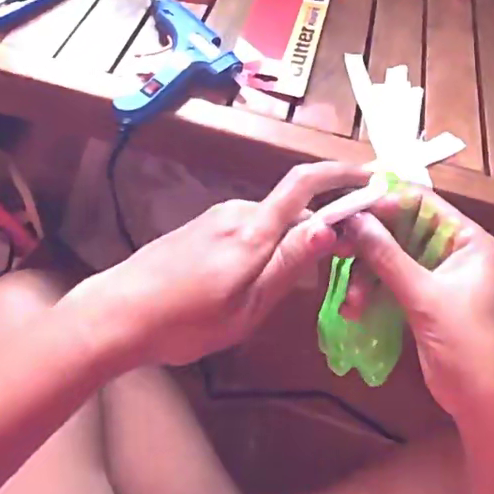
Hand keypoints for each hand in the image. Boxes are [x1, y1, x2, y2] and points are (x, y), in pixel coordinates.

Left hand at [65, 161, 375, 368]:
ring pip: (272, 222)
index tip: (372, 178)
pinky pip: (250, 229)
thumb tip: (331, 227)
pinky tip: (267, 277)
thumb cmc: (186, 320)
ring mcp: (216, 218)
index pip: (303, 185)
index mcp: (251, 230)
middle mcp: (236, 213)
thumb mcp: (246, 306)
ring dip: (296, 241)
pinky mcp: (203, 228)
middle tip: (348, 265)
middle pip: (293, 208)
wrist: (121, 309)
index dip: (339, 174)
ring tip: (308, 281)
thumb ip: (288, 264)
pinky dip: (271, 244)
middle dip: (324, 227)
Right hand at [340, 199, 493, 415]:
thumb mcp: (426, 298)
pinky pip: (388, 280)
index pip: (420, 201)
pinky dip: (370, 291)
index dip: (382, 201)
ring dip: (365, 274)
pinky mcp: (422, 299)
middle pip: (399, 227)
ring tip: (350, 300)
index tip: (346, 211)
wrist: (493, 414)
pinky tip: (353, 309)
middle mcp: (451, 250)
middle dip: (367, 241)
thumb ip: (387, 254)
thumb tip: (352, 217)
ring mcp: (436, 275)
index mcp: (466, 241)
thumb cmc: (472, 347)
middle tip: (337, 249)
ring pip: (388, 255)